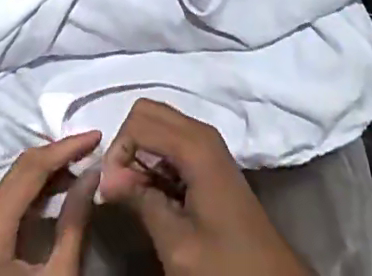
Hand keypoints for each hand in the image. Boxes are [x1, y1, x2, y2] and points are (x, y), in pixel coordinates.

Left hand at [0, 132, 100, 275]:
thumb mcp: (62, 274)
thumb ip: (75, 219)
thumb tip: (95, 171)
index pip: (30, 170)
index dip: (66, 148)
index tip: (98, 136)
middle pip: (20, 170)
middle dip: (59, 153)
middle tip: (94, 145)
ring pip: (15, 181)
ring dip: (50, 168)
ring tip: (84, 164)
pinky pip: (12, 199)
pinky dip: (39, 187)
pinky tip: (64, 186)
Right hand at [97, 100, 310, 275]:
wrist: (267, 273)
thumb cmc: (223, 261)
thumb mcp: (177, 243)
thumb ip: (141, 203)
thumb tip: (104, 178)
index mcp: (195, 146)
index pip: (139, 121)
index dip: (118, 152)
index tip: (113, 191)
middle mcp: (201, 132)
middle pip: (147, 111)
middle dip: (126, 144)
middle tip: (121, 188)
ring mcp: (206, 142)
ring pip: (157, 122)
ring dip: (138, 151)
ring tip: (135, 195)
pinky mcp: (206, 156)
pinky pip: (170, 139)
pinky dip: (152, 157)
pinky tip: (151, 192)